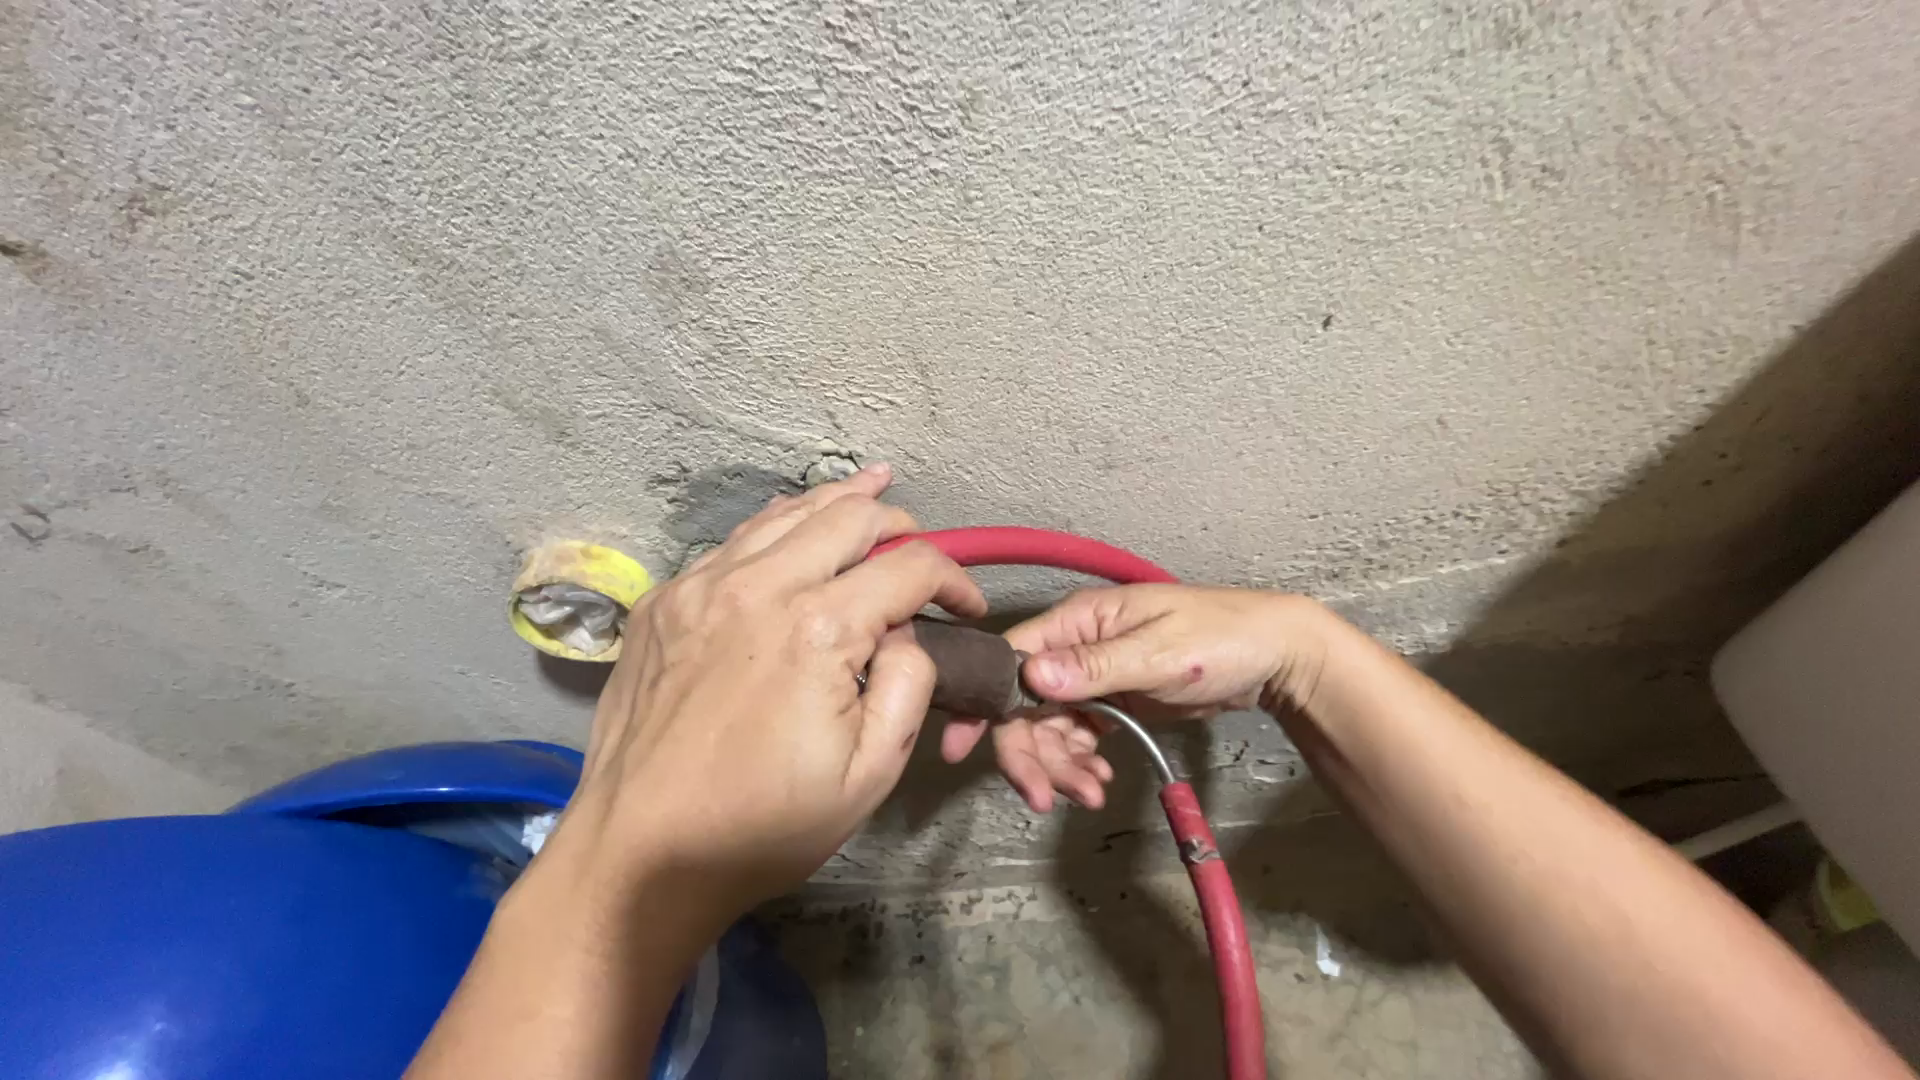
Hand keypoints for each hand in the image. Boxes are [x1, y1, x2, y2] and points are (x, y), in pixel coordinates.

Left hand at [543, 464, 986, 919]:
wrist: (639, 855)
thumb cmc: (765, 824)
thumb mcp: (871, 771)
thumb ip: (908, 681)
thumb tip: (904, 631)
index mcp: (817, 628)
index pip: (909, 566)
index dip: (953, 580)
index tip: (968, 608)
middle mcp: (758, 586)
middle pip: (850, 516)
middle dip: (902, 525)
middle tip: (922, 552)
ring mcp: (701, 585)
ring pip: (787, 512)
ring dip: (842, 501)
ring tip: (876, 486)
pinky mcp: (665, 600)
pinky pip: (736, 540)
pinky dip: (781, 526)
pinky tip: (796, 527)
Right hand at [938, 584, 1329, 812]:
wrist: (1276, 656)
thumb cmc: (1219, 639)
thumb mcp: (1158, 653)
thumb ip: (1095, 667)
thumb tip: (1031, 675)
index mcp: (1077, 622)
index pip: (1012, 661)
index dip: (985, 705)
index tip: (961, 750)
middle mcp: (1073, 648)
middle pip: (1025, 704)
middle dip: (1030, 753)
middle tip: (1047, 799)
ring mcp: (1091, 677)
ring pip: (1049, 727)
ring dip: (1059, 766)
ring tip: (1091, 794)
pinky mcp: (1111, 701)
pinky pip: (1077, 736)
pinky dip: (1079, 763)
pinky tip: (1097, 780)